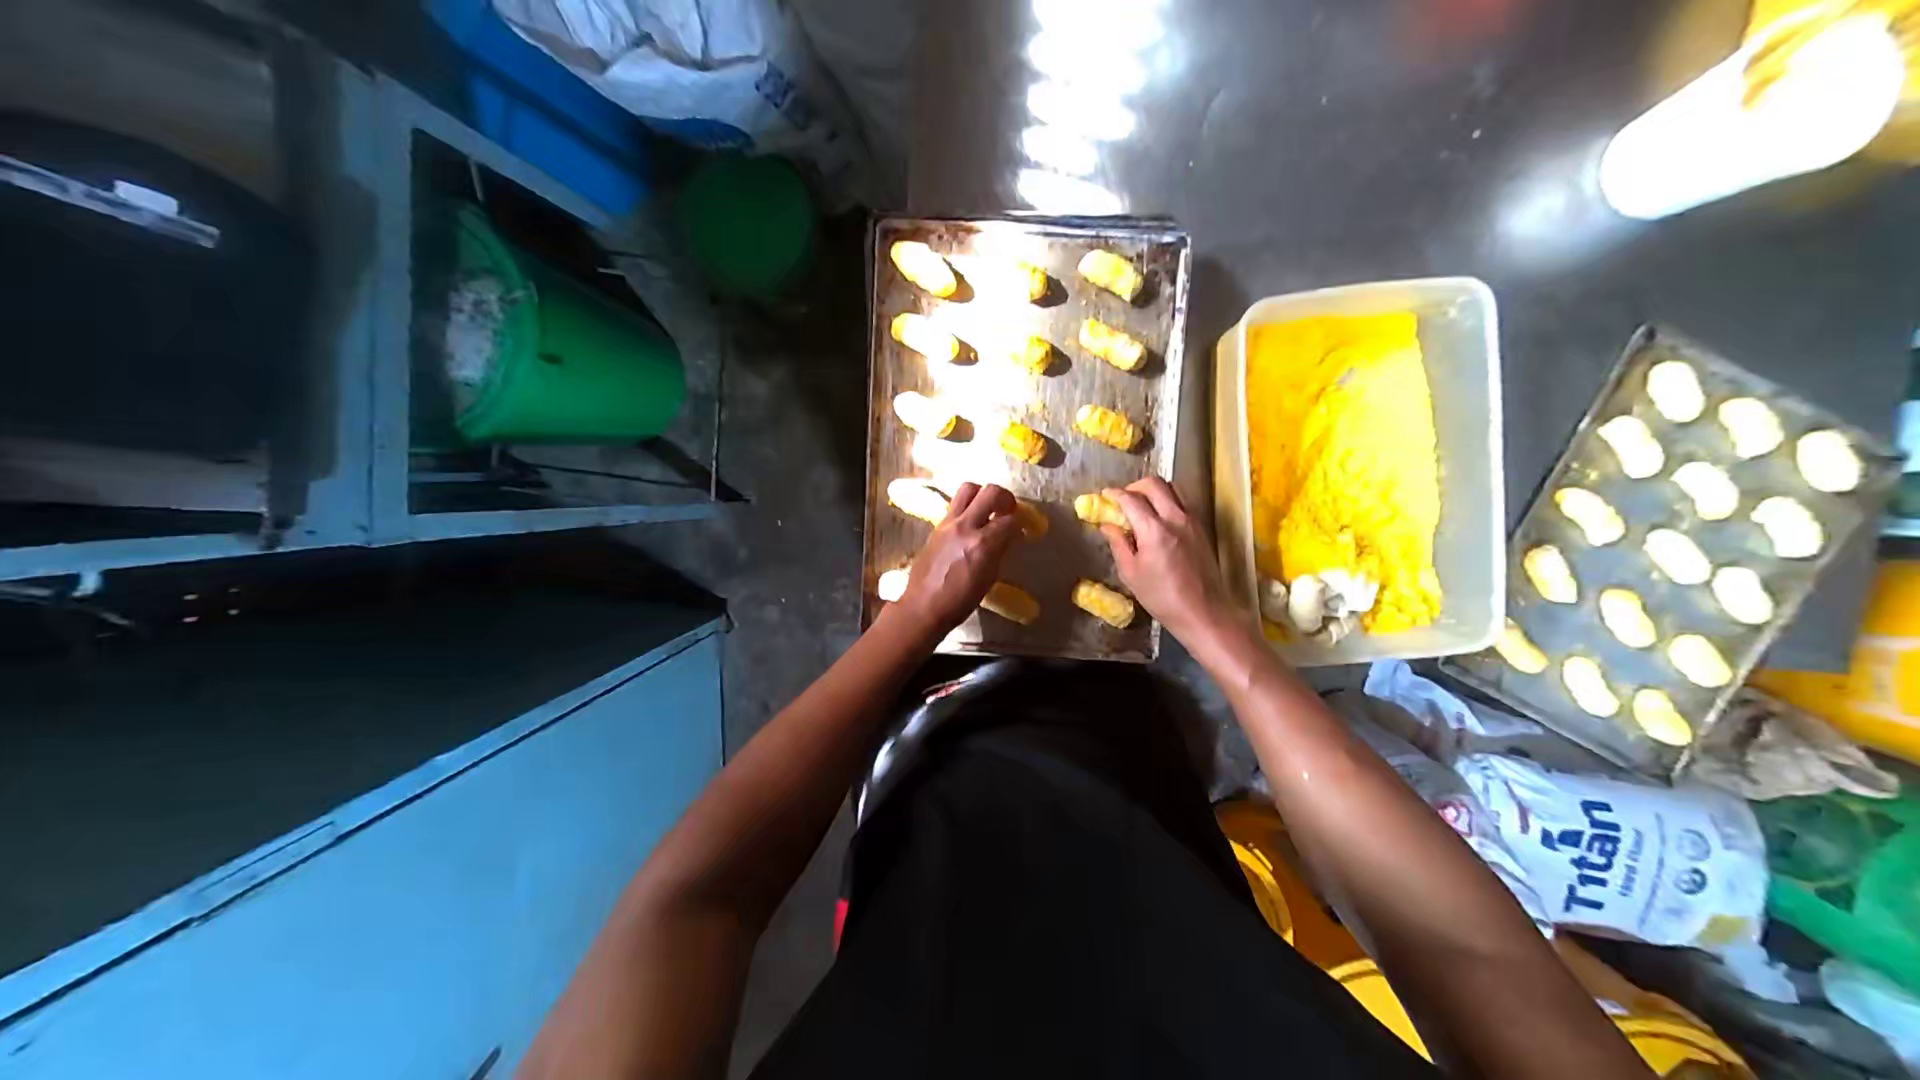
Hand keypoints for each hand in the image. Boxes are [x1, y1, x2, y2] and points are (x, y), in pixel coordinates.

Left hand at [895, 482, 1024, 637]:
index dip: (1020, 525)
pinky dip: (967, 507)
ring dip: (982, 494)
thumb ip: (1000, 552)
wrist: (924, 606)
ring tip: (988, 509)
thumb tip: (1009, 536)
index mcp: (982, 544)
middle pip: (990, 492)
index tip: (1021, 531)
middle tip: (1008, 510)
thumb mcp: (989, 579)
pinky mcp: (937, 526)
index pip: (1010, 521)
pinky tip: (971, 524)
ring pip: (969, 489)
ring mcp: (948, 524)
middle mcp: (965, 527)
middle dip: (1006, 498)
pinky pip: (955, 505)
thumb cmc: (960, 601)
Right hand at [1100, 477, 1240, 645]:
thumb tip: (1107, 525)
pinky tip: (1158, 519)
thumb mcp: (1131, 573)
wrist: (1203, 611)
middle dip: (1134, 486)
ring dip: (1154, 491)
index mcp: (1154, 530)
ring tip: (1142, 506)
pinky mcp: (1201, 528)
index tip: (1104, 496)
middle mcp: (1175, 518)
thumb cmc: (1162, 597)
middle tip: (1123, 500)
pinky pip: (1183, 502)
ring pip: (1172, 488)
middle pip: (1154, 484)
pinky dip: (1168, 501)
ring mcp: (1192, 521)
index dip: (1114, 494)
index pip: (1131, 499)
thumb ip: (1118, 544)